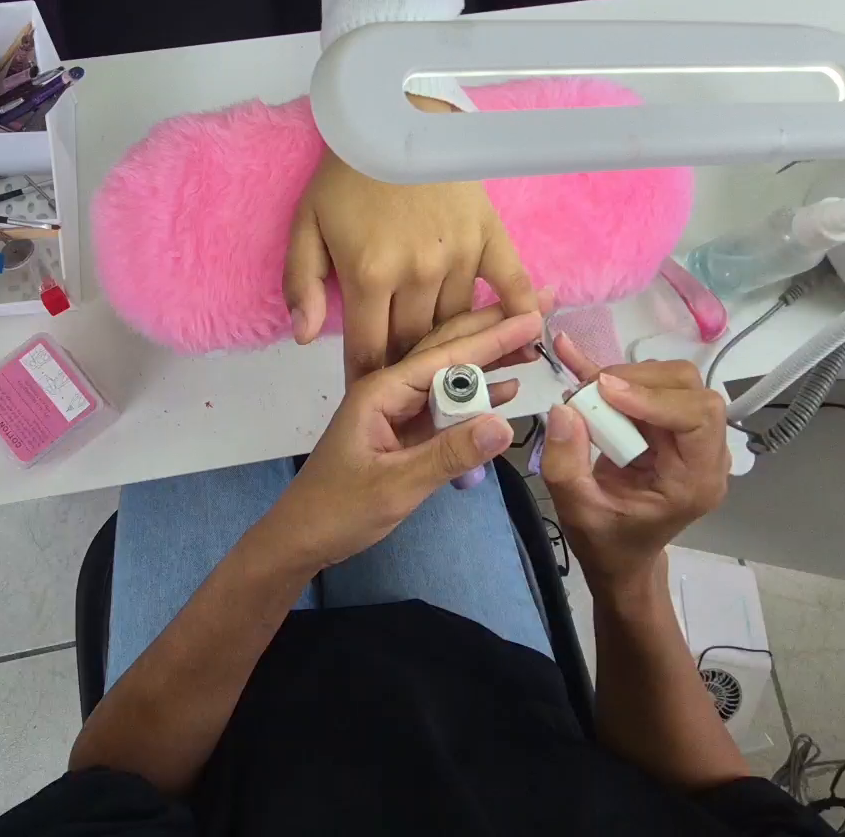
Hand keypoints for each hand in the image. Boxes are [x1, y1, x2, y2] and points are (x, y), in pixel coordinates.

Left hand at [254, 307, 542, 570]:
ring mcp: (398, 408)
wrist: (303, 536)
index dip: (492, 336)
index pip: (446, 355)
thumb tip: (506, 424)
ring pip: (451, 375)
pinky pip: (446, 404)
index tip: (534, 316)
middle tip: (542, 308)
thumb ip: (448, 454)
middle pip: (450, 352)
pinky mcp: (405, 429)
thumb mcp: (396, 485)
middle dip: (495, 330)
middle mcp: (392, 389)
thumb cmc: (340, 509)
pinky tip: (507, 388)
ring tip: (535, 341)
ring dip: (491, 360)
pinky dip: (477, 395)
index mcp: (383, 390)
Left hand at [285, 95, 536, 381]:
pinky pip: (511, 282)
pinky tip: (527, 334)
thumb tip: (306, 339)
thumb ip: (302, 284)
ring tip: (455, 370)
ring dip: (454, 349)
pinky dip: (521, 311)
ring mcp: (459, 256)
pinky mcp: (489, 236)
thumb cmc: (345, 179)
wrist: (392, 120)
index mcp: (370, 276)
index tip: (372, 398)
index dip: (369, 378)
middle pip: (416, 344)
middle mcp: (418, 273)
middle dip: (409, 371)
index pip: (372, 350)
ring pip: (458, 324)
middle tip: (410, 389)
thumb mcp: (306, 226)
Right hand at [539, 334, 729, 591]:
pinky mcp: (665, 427)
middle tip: (589, 391)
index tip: (603, 390)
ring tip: (583, 392)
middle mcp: (703, 454)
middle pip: (689, 389)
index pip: (698, 417)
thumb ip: (566, 463)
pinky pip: (646, 389)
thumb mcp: (577, 510)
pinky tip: (572, 352)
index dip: (653, 397)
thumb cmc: (606, 542)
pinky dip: (611, 373)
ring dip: (624, 377)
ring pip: (670, 381)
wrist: (620, 557)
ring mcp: (686, 438)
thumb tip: (564, 408)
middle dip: (637, 380)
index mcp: (694, 481)